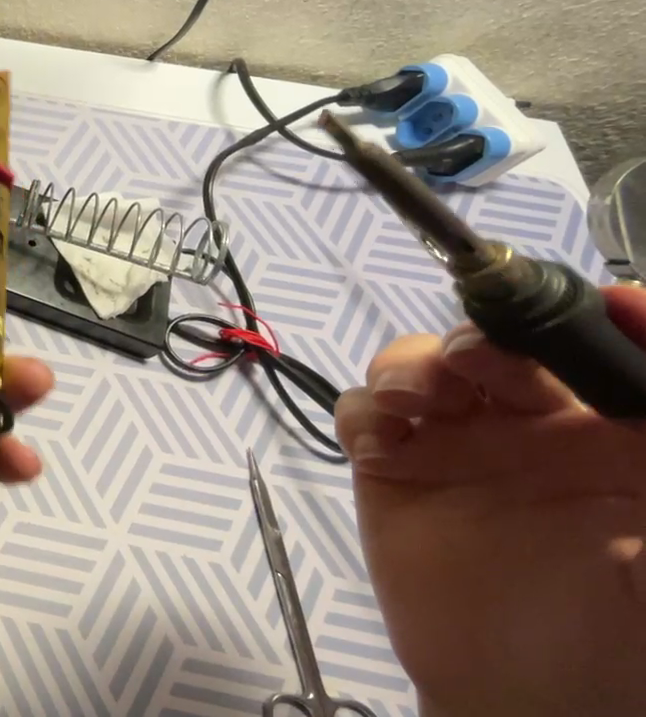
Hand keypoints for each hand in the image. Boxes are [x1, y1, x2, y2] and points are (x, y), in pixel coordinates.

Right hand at [336, 285, 645, 716]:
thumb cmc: (622, 639)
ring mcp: (458, 441)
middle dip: (486, 340)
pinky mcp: (392, 461)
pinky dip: (364, 412)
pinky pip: (365, 414)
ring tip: (415, 401)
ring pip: (424, 366)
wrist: (522, 696)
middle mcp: (540, 426)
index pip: (617, 356)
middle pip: (504, 349)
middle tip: (476, 362)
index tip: (606, 304)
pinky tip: (378, 441)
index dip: (613, 320)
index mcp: (623, 439)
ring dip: (412, 367)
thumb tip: (643, 405)